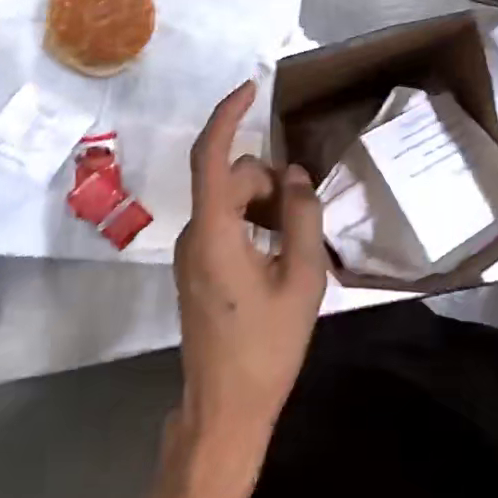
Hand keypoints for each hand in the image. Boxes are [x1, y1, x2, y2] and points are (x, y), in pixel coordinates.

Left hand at [150, 81, 328, 497]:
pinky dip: (254, 221)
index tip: (250, 88)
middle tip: (305, 215)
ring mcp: (191, 252)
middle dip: (270, 182)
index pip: (210, 157)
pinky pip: (225, 222)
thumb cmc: (266, 346)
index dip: (227, 116)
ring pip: (230, 199)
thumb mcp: (302, 279)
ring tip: (297, 241)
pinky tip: (280, 253)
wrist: (226, 409)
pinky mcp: (197, 266)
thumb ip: (302, 217)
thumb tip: (294, 174)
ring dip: (265, 204)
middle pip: (232, 178)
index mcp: (214, 233)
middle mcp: (194, 234)